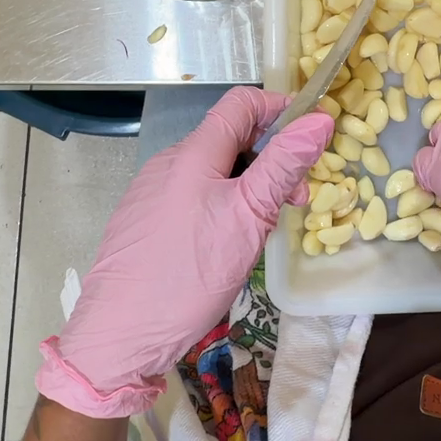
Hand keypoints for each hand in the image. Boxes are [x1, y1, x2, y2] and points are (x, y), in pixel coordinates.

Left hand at [35, 87, 335, 417]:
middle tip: (294, 203)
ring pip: (213, 171)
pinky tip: (225, 245)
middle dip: (270, 159)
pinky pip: (192, 196)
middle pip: (230, 138)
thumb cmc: (190, 273)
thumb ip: (284, 165)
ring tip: (260, 231)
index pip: (241, 103)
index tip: (310, 139)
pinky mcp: (143, 220)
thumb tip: (321, 118)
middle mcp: (169, 162)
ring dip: (247, 187)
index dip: (280, 109)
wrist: (119, 338)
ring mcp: (152, 191)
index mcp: (194, 152)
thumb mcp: (249, 217)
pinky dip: (221, 206)